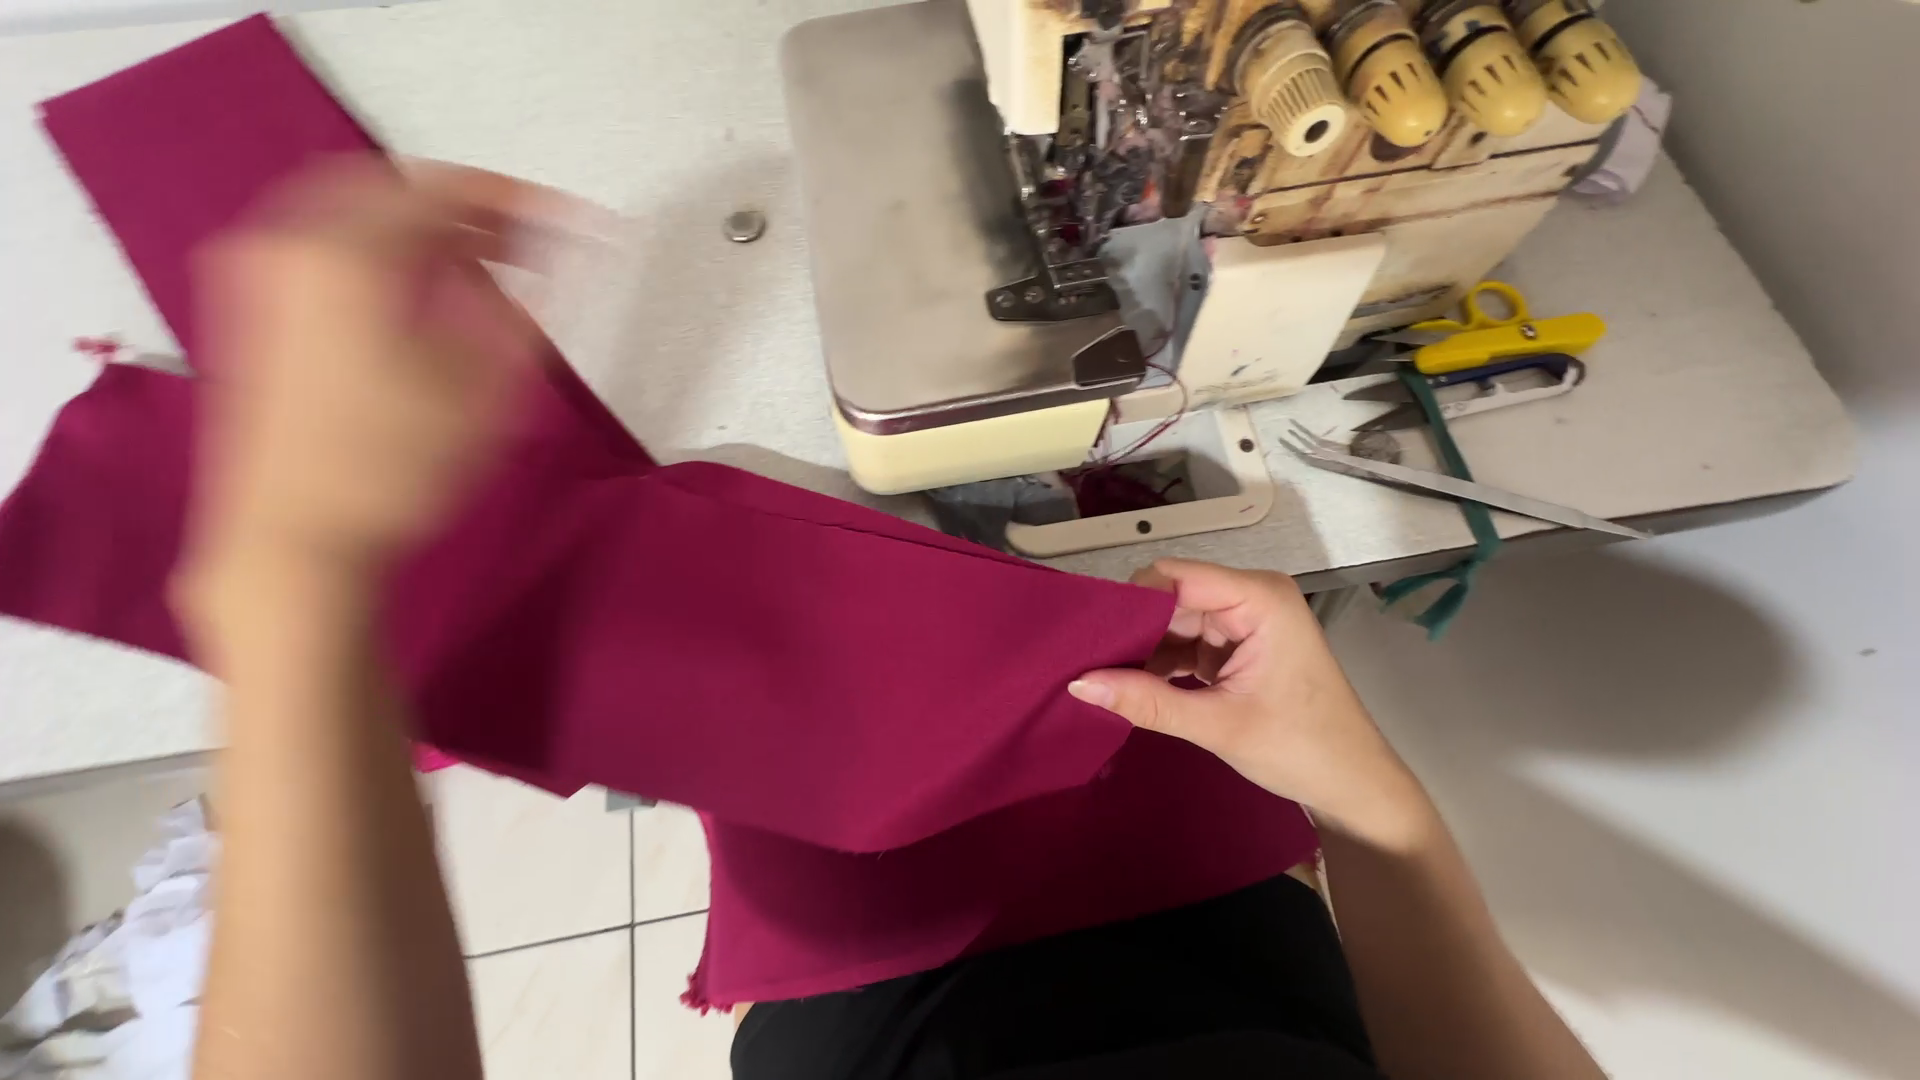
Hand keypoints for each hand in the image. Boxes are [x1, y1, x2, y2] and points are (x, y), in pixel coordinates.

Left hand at [176, 157, 570, 630]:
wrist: (295, 537)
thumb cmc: (397, 468)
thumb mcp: (482, 393)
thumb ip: (522, 315)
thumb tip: (561, 265)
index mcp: (349, 257)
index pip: (443, 189)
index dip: (518, 199)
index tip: (572, 219)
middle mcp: (294, 246)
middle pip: (395, 190)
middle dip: (475, 208)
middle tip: (536, 239)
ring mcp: (267, 276)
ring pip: (362, 217)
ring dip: (436, 230)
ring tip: (499, 265)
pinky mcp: (264, 311)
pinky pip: (337, 247)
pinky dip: (395, 251)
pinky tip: (437, 291)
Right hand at [1070, 559, 1429, 840]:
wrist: (1354, 787)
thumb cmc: (1302, 750)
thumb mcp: (1218, 726)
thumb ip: (1147, 701)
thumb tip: (1077, 684)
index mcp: (1259, 598)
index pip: (1175, 577)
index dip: (1131, 601)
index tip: (1090, 636)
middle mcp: (1250, 596)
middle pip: (1171, 596)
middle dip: (1132, 628)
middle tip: (1087, 661)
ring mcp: (1244, 620)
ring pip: (1173, 619)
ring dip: (1142, 648)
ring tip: (1100, 674)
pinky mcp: (1236, 644)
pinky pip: (1185, 640)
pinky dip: (1160, 662)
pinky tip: (1130, 684)